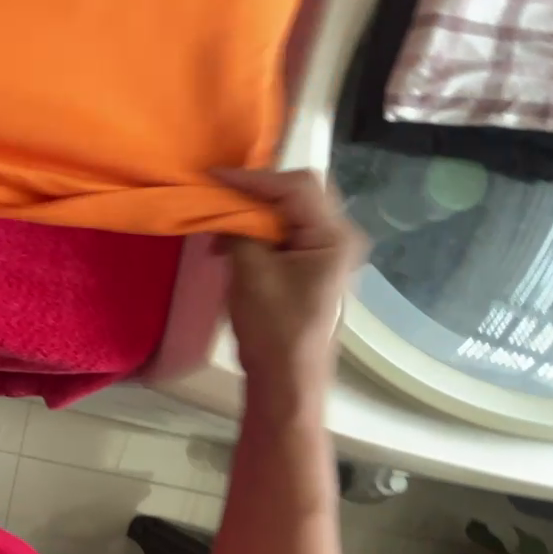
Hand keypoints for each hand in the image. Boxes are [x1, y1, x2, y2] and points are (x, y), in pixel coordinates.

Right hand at [214, 169, 367, 398]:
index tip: (214, 177)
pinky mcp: (310, 265)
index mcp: (333, 236)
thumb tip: (225, 213)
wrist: (287, 376)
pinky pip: (285, 232)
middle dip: (258, 189)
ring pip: (291, 211)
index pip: (297, 187)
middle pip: (300, 192)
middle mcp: (339, 236)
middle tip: (219, 193)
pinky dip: (257, 229)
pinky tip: (232, 242)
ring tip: (221, 220)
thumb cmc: (273, 329)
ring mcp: (327, 251)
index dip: (254, 178)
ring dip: (254, 210)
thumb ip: (241, 234)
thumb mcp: (251, 276)